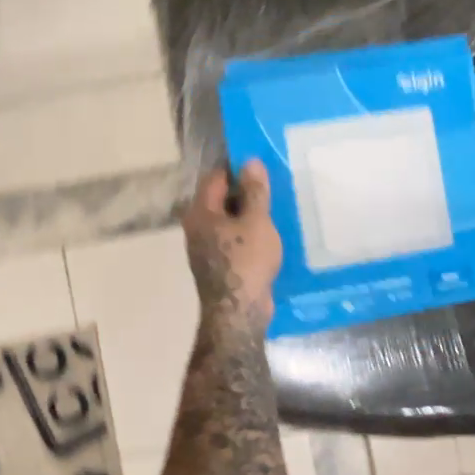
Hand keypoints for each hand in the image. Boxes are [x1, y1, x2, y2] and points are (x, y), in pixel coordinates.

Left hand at [183, 161, 282, 334]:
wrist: (239, 312)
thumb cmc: (246, 261)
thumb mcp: (256, 221)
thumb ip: (254, 191)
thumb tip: (251, 162)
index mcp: (201, 212)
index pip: (216, 177)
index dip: (238, 168)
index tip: (263, 165)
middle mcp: (197, 227)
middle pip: (221, 199)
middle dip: (246, 192)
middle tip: (275, 186)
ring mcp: (206, 248)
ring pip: (229, 221)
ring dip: (249, 215)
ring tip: (277, 210)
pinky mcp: (219, 265)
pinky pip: (235, 240)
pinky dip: (249, 234)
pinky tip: (270, 237)